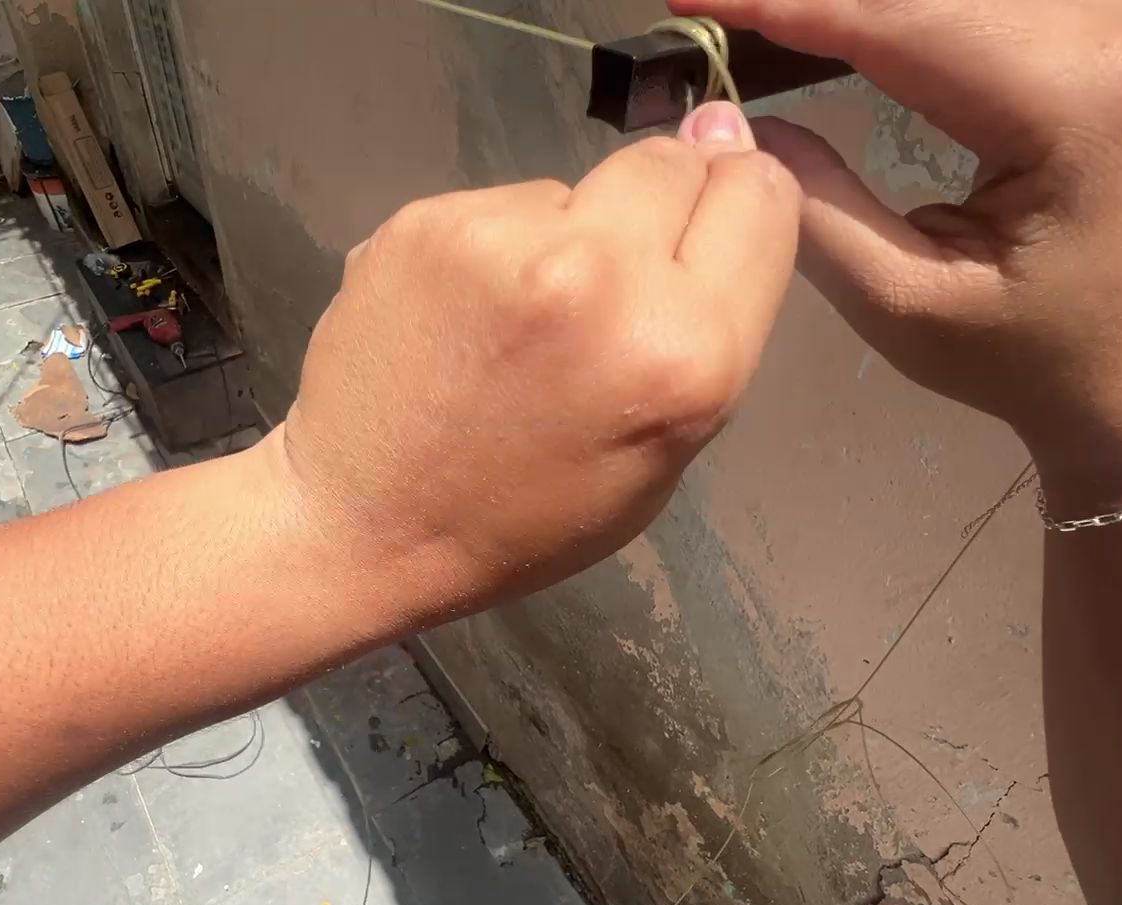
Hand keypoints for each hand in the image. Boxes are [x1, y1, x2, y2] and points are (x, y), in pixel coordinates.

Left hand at [268, 104, 799, 618]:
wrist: (364, 525)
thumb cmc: (519, 522)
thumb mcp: (656, 461)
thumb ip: (701, 332)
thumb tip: (720, 171)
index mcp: (685, 355)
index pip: (758, 197)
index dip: (730, 211)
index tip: (695, 236)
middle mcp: (603, 276)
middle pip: (671, 163)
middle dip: (651, 214)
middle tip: (597, 289)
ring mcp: (504, 239)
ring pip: (573, 187)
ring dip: (563, 236)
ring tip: (509, 323)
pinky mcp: (424, 221)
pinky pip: (496, 206)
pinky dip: (491, 247)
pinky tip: (457, 315)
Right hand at [677, 0, 1121, 488]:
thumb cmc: (1018, 352)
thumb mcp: (898, 301)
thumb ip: (816, 210)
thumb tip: (741, 128)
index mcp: (1077, 96)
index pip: (898, 16)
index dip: (784, 1)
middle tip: (715, 1)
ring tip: (771, 11)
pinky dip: (903, 0)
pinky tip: (849, 13)